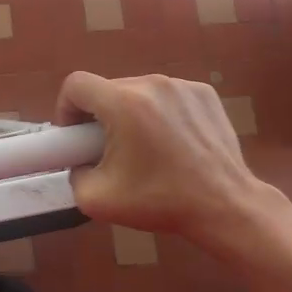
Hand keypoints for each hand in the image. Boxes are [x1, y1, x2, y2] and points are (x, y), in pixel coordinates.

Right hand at [54, 71, 291, 254]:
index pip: (76, 85)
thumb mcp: (96, 199)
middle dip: (100, 116)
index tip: (75, 136)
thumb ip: (74, 172)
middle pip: (107, 89)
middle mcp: (152, 84)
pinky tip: (172, 141)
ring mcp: (182, 86)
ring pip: (137, 91)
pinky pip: (166, 95)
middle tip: (108, 150)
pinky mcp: (205, 94)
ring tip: (144, 147)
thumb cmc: (160, 201)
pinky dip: (160, 113)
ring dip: (130, 113)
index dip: (66, 109)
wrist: (225, 207)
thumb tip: (80, 160)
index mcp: (123, 103)